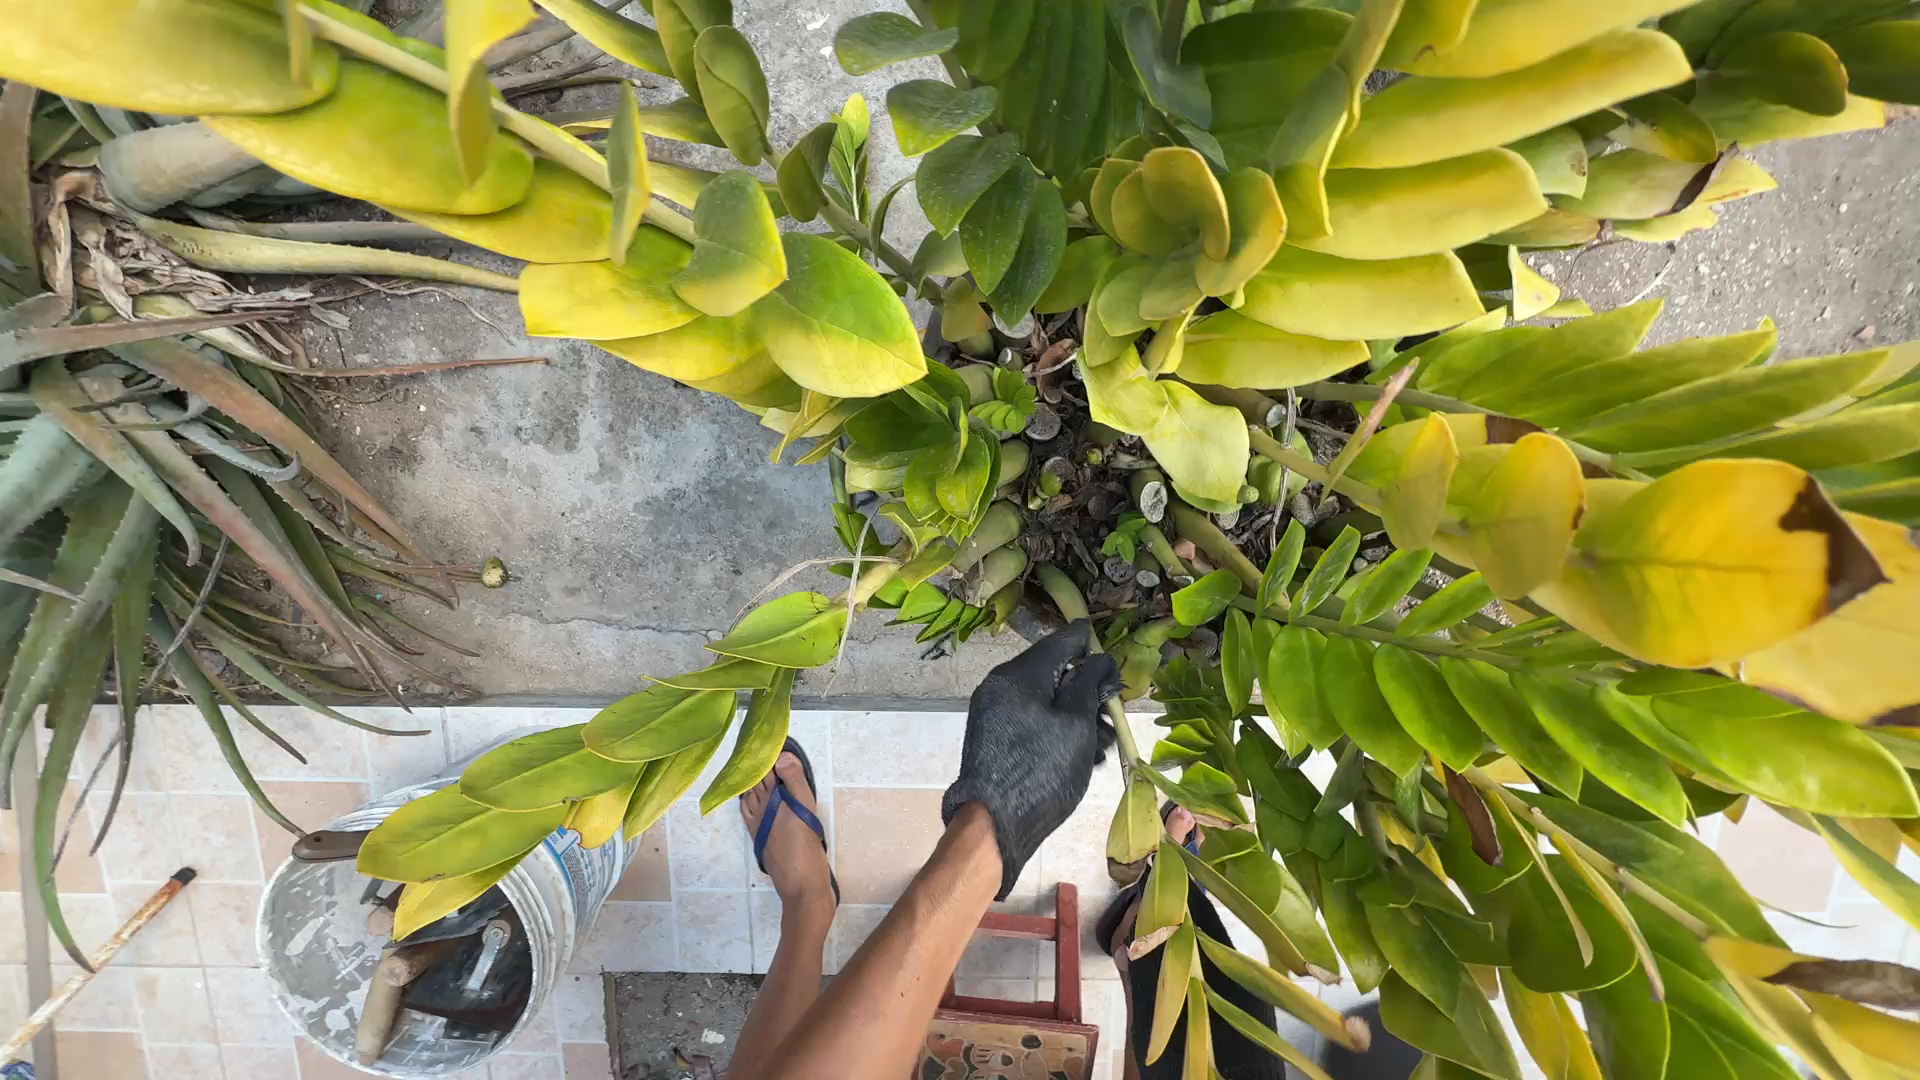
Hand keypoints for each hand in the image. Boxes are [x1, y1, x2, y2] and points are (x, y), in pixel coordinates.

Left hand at [942, 621, 1121, 899]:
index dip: (1087, 642)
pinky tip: (1083, 752)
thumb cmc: (1042, 771)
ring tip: (1105, 741)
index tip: (1107, 647)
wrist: (994, 824)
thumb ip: (1089, 685)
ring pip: (1044, 699)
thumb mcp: (1076, 725)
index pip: (1059, 642)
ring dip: (1076, 712)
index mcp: (1017, 674)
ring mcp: (994, 711)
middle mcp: (1000, 685)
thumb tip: (1099, 658)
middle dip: (1086, 688)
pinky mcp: (995, 736)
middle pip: (1052, 672)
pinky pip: (1031, 719)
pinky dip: (1057, 727)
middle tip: (1114, 709)